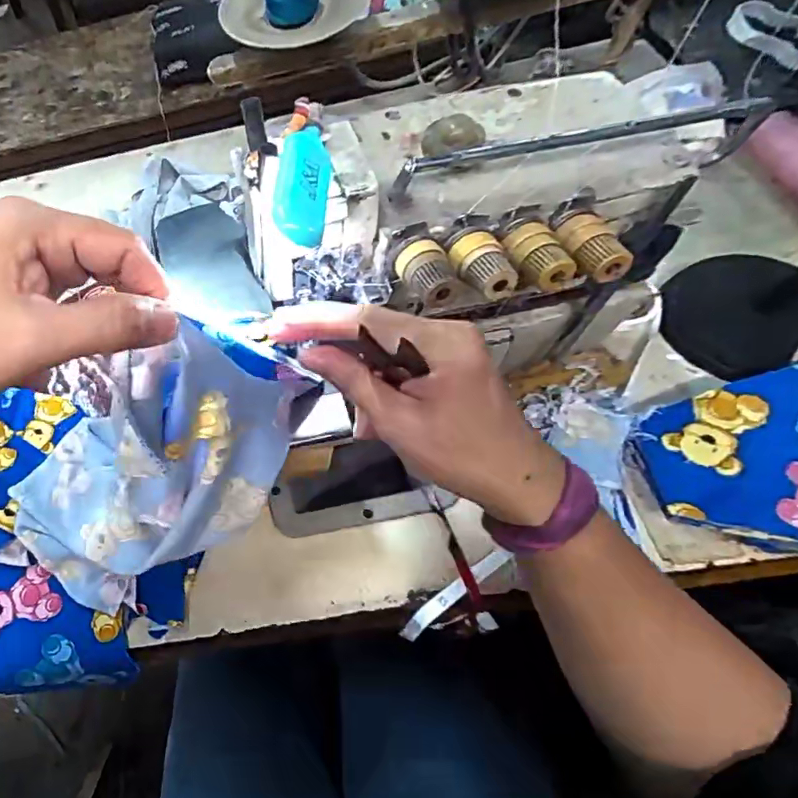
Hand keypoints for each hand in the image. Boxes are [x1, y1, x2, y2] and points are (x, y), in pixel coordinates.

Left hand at [0, 197, 177, 421]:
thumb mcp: (40, 337)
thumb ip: (110, 325)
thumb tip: (172, 320)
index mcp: (33, 224)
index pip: (116, 243)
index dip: (147, 283)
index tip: (165, 330)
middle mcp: (29, 233)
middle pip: (102, 263)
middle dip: (124, 305)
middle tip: (139, 349)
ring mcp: (19, 262)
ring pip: (85, 287)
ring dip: (100, 322)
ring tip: (107, 357)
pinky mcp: (13, 291)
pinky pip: (64, 305)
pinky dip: (76, 331)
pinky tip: (69, 358)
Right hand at [269, 302, 566, 525]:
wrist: (517, 477)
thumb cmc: (459, 456)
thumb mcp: (398, 422)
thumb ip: (354, 381)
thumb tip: (311, 353)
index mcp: (440, 341)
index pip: (366, 320)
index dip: (317, 321)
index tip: (280, 324)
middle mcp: (447, 331)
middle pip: (374, 330)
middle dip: (336, 350)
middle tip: (293, 354)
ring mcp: (450, 344)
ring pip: (385, 348)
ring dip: (362, 379)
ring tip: (365, 424)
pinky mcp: (449, 360)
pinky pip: (402, 362)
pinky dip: (382, 385)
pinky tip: (378, 418)